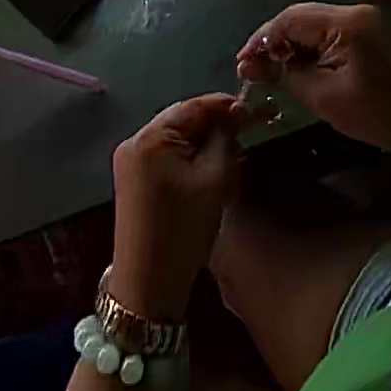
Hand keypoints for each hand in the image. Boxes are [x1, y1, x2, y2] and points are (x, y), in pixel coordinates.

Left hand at [109, 94, 246, 320]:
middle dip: (217, 124)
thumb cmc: (184, 229)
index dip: (229, 105)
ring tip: (233, 154)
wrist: (148, 285)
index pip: (196, 106)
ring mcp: (131, 161)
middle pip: (185, 119)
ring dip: (206, 141)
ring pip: (178, 137)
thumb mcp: (215, 178)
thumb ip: (225, 136)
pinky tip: (210, 170)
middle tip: (250, 131)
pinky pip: (168, 154)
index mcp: (150, 137)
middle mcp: (135, 141)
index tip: (259, 111)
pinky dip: (191, 157)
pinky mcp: (133, 179)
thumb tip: (235, 112)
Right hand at [236, 4, 390, 158]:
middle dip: (272, 41)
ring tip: (266, 70)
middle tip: (250, 69)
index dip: (262, 39)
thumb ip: (285, 74)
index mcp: (346, 23)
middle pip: (299, 17)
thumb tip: (251, 66)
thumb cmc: (377, 114)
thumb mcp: (323, 97)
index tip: (242, 64)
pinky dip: (305, 48)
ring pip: (310, 24)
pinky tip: (292, 67)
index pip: (291, 18)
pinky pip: (324, 33)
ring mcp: (360, 19)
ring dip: (287, 44)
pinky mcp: (363, 31)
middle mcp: (353, 11)